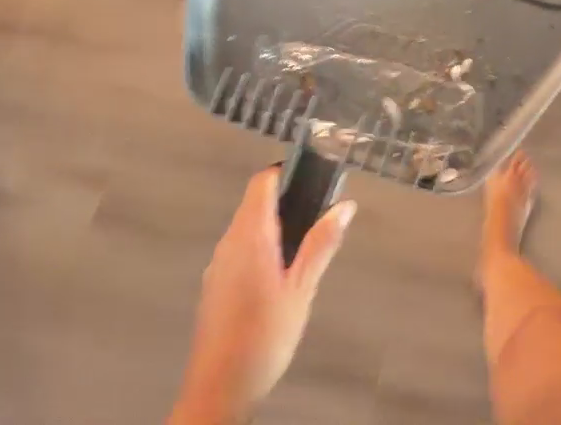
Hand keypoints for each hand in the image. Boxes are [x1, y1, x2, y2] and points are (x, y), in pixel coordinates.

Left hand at [170, 167, 356, 424]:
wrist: (219, 388)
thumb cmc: (265, 334)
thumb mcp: (302, 289)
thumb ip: (321, 244)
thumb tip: (345, 205)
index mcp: (250, 235)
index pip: (262, 182)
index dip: (286, 172)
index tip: (314, 179)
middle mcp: (229, 242)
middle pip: (254, 203)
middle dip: (285, 202)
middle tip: (318, 217)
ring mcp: (218, 264)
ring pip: (246, 228)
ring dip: (272, 227)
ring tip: (305, 249)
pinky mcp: (214, 285)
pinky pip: (238, 250)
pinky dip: (259, 249)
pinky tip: (279, 277)